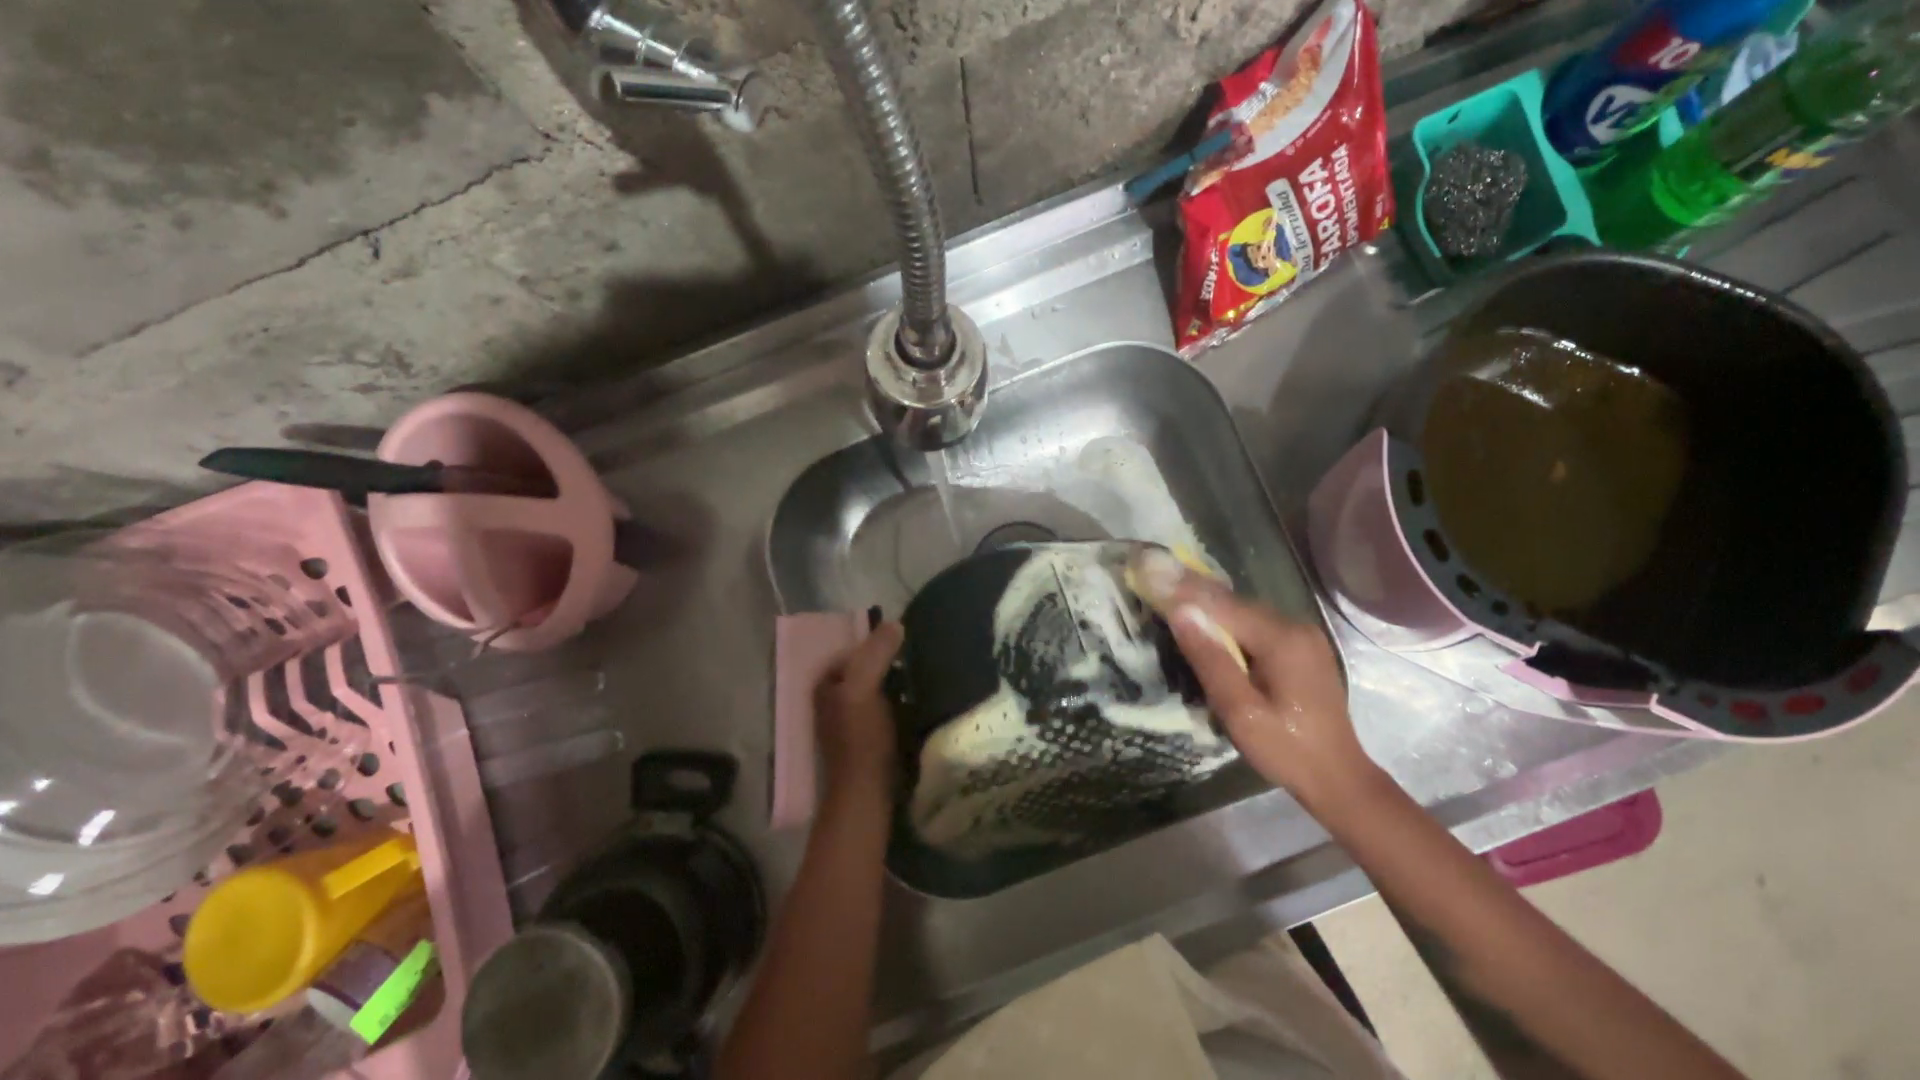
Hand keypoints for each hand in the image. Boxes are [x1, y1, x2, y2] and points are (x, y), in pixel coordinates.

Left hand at [813, 620, 903, 794]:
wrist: (865, 795)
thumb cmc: (861, 740)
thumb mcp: (863, 688)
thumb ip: (875, 653)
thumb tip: (894, 623)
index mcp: (824, 684)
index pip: (852, 649)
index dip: (877, 642)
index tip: (906, 640)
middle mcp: (831, 700)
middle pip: (865, 669)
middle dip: (888, 662)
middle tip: (920, 658)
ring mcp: (848, 722)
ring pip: (876, 689)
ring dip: (897, 684)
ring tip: (924, 677)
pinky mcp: (866, 741)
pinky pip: (885, 710)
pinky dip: (900, 704)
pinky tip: (918, 704)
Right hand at [1129, 547, 1375, 807]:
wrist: (1337, 778)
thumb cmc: (1285, 750)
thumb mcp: (1240, 712)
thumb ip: (1211, 660)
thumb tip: (1181, 613)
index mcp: (1282, 639)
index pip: (1222, 604)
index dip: (1183, 590)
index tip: (1149, 573)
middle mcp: (1296, 626)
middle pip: (1235, 604)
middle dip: (1195, 595)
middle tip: (1154, 583)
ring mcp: (1303, 636)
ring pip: (1246, 614)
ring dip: (1211, 610)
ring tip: (1172, 601)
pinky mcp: (1303, 649)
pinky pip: (1258, 627)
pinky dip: (1230, 625)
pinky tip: (1210, 630)